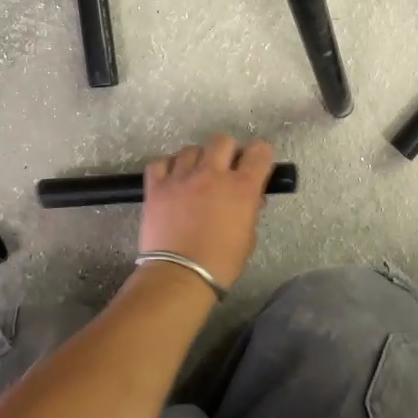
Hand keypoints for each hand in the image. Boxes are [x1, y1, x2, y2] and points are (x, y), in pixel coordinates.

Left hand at [138, 134, 275, 288]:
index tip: (256, 165)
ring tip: (196, 175)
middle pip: (223, 141)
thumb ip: (250, 211)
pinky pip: (161, 163)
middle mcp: (212, 174)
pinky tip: (172, 179)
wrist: (180, 277)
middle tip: (225, 169)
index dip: (261, 155)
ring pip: (191, 149)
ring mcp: (181, 178)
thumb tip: (252, 199)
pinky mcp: (156, 187)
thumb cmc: (221, 263)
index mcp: (241, 187)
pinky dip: (168, 167)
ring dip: (198, 159)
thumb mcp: (248, 237)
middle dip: (228, 151)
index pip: (260, 152)